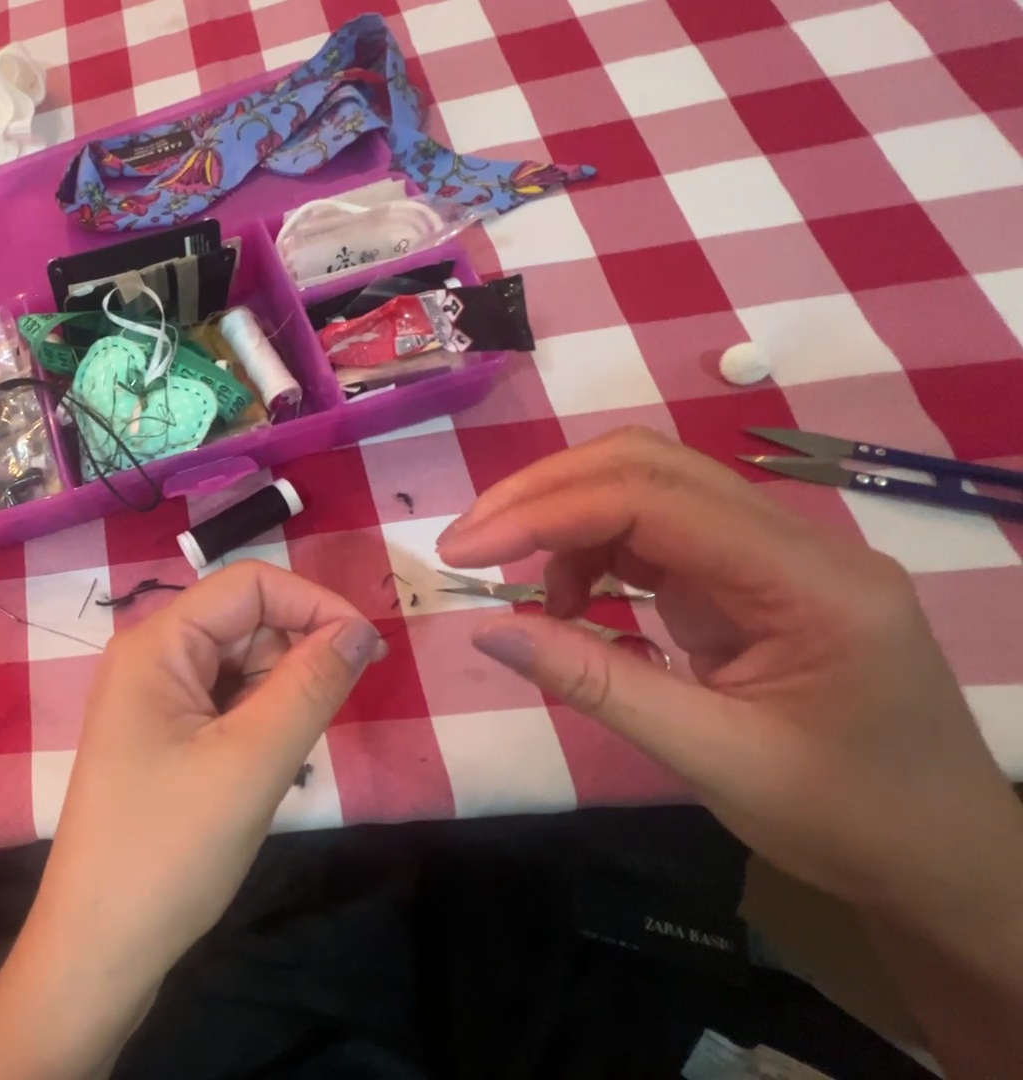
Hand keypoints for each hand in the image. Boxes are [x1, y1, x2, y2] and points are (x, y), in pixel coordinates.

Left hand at [39, 560, 382, 973]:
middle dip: (297, 652)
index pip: (248, 585)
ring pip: (237, 666)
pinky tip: (262, 765)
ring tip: (281, 755)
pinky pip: (222, 704)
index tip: (370, 651)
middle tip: (329, 715)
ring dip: (279, 693)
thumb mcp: (253, 760)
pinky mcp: (159, 738)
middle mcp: (147, 659)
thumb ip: (311, 684)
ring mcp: (150, 701)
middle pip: (241, 621)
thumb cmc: (172, 846)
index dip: (314, 603)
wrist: (101, 942)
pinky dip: (257, 721)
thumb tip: (360, 628)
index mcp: (155, 645)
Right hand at [437, 427, 1022, 936]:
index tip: (461, 553)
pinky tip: (567, 603)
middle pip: (648, 467)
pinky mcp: (745, 576)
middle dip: (541, 494)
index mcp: (812, 584)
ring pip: (645, 487)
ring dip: (559, 518)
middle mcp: (796, 545)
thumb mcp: (710, 758)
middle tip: (464, 543)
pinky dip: (587, 552)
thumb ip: (595, 683)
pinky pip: (650, 532)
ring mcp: (771, 555)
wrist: (938, 856)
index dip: (544, 514)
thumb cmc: (843, 815)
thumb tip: (487, 627)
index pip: (656, 502)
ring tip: (508, 578)